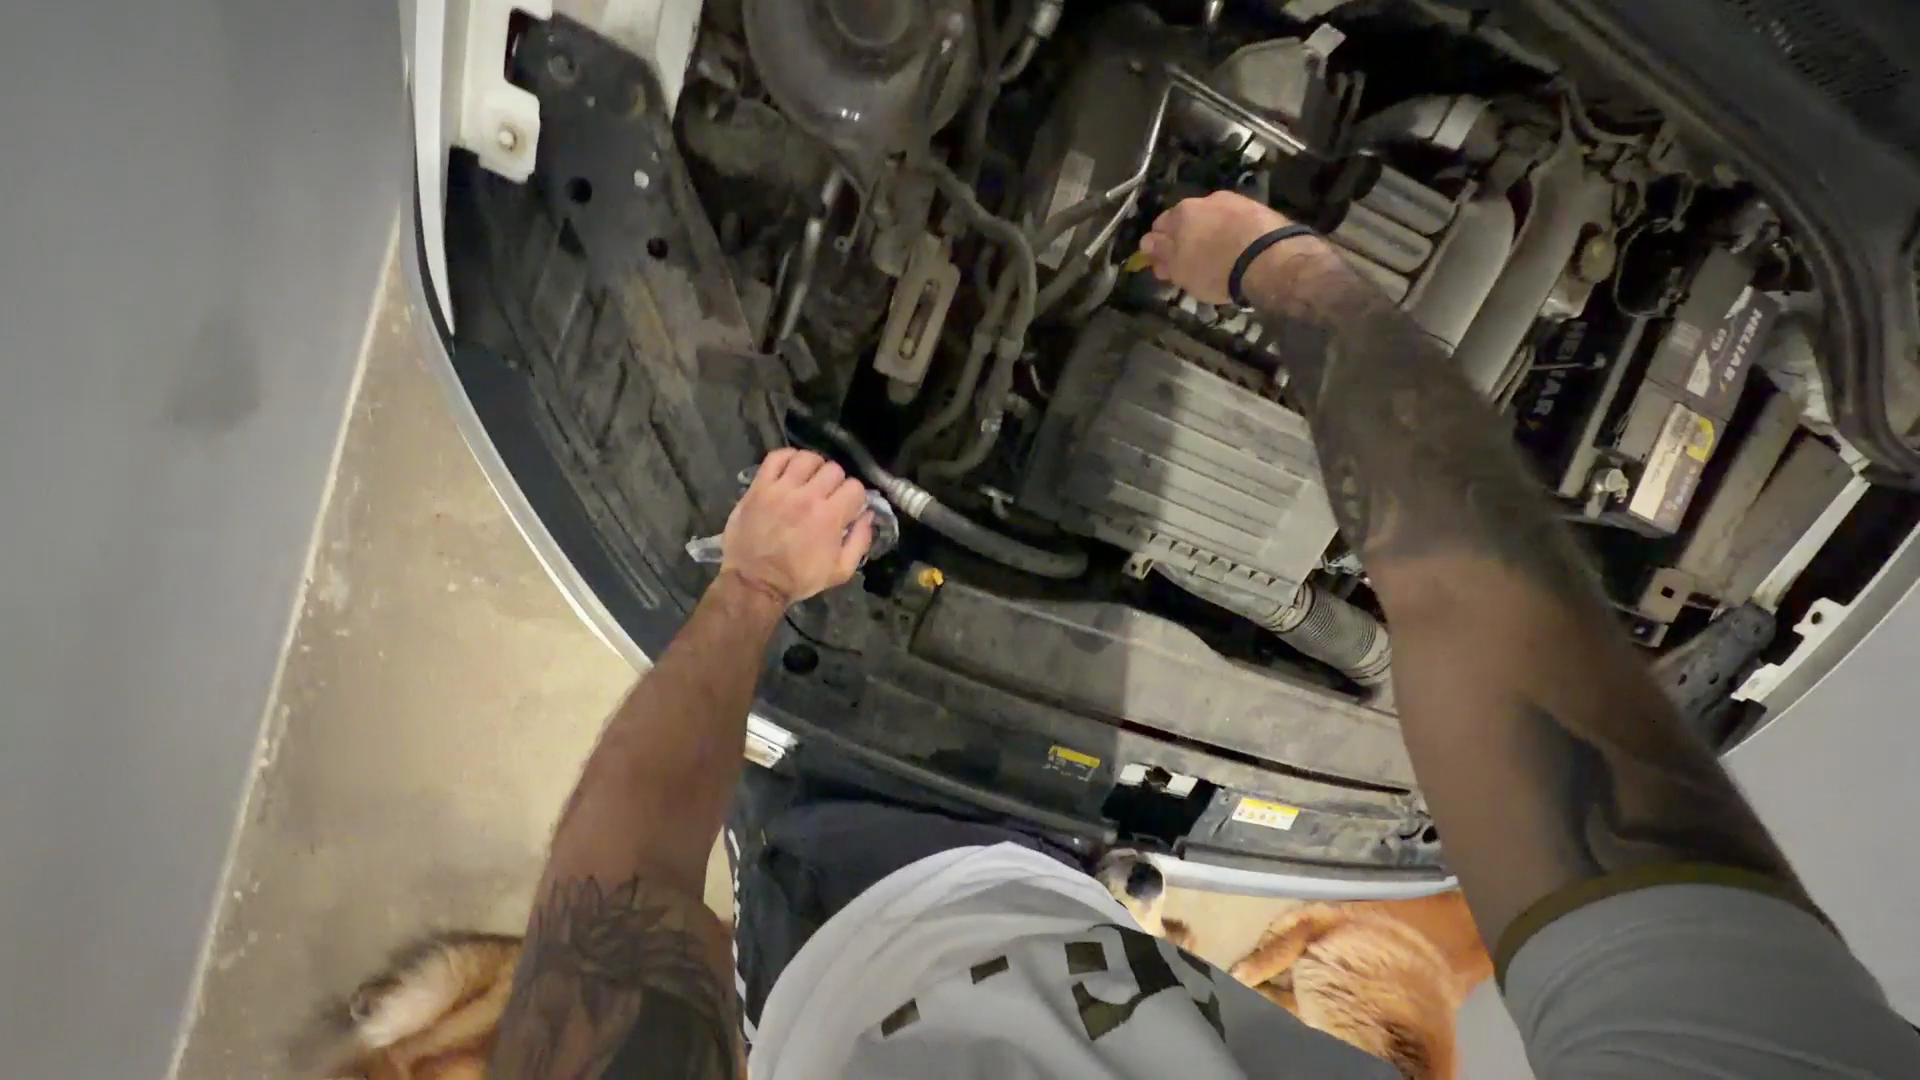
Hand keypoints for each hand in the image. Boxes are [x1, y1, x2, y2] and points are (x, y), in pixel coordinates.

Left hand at [720, 449, 873, 607]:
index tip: (848, 508)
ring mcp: (781, 489)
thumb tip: (868, 516)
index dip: (855, 497)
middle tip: (828, 496)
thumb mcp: (840, 571)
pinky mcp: (759, 487)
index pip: (855, 487)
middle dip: (836, 482)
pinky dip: (787, 458)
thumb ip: (860, 541)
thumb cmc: (799, 579)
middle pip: (834, 469)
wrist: (755, 582)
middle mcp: (808, 496)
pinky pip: (776, 457)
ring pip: (807, 458)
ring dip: (814, 467)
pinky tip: (791, 470)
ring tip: (810, 480)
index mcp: (830, 516)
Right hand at [1138, 191, 1313, 304]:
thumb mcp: (1179, 269)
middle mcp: (1206, 199)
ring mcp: (1234, 201)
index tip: (1164, 265)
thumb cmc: (1214, 268)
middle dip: (1185, 239)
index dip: (1159, 247)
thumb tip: (1147, 242)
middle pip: (1187, 221)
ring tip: (1217, 259)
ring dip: (1210, 235)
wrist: (1267, 259)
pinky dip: (1232, 235)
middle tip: (1189, 264)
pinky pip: (1236, 223)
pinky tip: (1236, 252)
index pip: (1159, 227)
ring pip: (1213, 219)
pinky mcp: (1258, 208)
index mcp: (1181, 212)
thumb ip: (1161, 254)